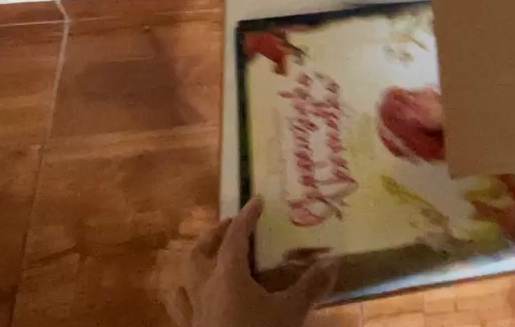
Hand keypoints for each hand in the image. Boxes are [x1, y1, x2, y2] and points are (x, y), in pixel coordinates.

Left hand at [164, 197, 339, 326]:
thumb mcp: (290, 314)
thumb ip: (310, 286)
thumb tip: (333, 261)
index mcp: (227, 275)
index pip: (236, 236)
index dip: (247, 216)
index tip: (257, 200)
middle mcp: (204, 288)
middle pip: (200, 252)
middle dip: (215, 234)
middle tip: (231, 225)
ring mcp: (193, 314)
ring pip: (185, 278)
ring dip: (197, 261)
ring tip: (211, 256)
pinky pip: (181, 308)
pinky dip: (186, 295)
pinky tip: (197, 298)